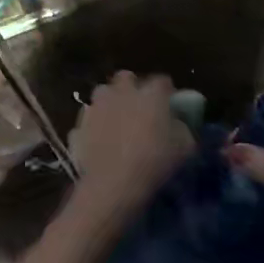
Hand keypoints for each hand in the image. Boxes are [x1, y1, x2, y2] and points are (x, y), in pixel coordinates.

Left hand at [68, 71, 195, 212]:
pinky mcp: (78, 126)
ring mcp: (96, 108)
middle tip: (139, 108)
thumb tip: (178, 124)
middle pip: (126, 78)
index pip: (163, 81)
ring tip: (116, 122)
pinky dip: (93, 128)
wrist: (113, 184)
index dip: (167, 92)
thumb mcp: (185, 147)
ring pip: (102, 94)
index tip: (170, 105)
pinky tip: (100, 142)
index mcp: (150, 94)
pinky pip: (88, 121)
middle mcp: (121, 93)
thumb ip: (183, 129)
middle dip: (133, 88)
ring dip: (109, 103)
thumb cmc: (155, 162)